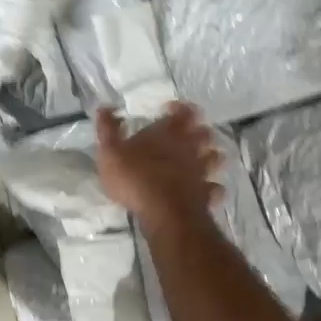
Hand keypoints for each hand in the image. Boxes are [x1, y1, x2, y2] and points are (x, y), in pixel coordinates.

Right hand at [95, 102, 223, 223]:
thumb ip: (107, 129)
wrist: (163, 212)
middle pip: (205, 133)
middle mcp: (190, 148)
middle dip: (199, 131)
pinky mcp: (206, 193)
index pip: (184, 112)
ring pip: (216, 157)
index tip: (169, 109)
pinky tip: (205, 188)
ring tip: (199, 159)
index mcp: (168, 134)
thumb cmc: (134, 177)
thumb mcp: (110, 151)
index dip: (181, 108)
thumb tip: (105, 107)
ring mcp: (202, 171)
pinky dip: (211, 186)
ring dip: (210, 156)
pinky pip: (215, 187)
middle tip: (185, 135)